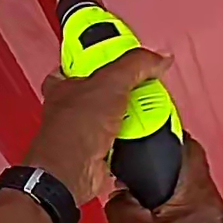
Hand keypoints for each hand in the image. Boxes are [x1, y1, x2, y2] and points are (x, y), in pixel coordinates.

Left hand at [21, 48, 170, 202]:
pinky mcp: (97, 151)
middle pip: (105, 89)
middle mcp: (71, 107)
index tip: (121, 51)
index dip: (100, 54)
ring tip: (142, 111)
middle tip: (140, 85)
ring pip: (115, 116)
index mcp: (64, 84)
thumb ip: (135, 64)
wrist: (71, 172)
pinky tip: (138, 134)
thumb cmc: (71, 129)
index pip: (81, 61)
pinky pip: (121, 139)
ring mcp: (84, 130)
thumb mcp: (110, 82)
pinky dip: (132, 137)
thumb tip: (158, 58)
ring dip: (130, 115)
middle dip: (125, 89)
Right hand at [105, 137, 222, 222]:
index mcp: (196, 197)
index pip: (188, 147)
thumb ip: (121, 205)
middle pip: (190, 168)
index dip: (167, 135)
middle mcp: (215, 204)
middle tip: (141, 170)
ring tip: (146, 201)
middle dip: (164, 166)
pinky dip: (178, 207)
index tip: (152, 129)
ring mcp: (220, 220)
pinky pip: (196, 208)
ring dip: (170, 190)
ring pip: (192, 189)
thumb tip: (119, 193)